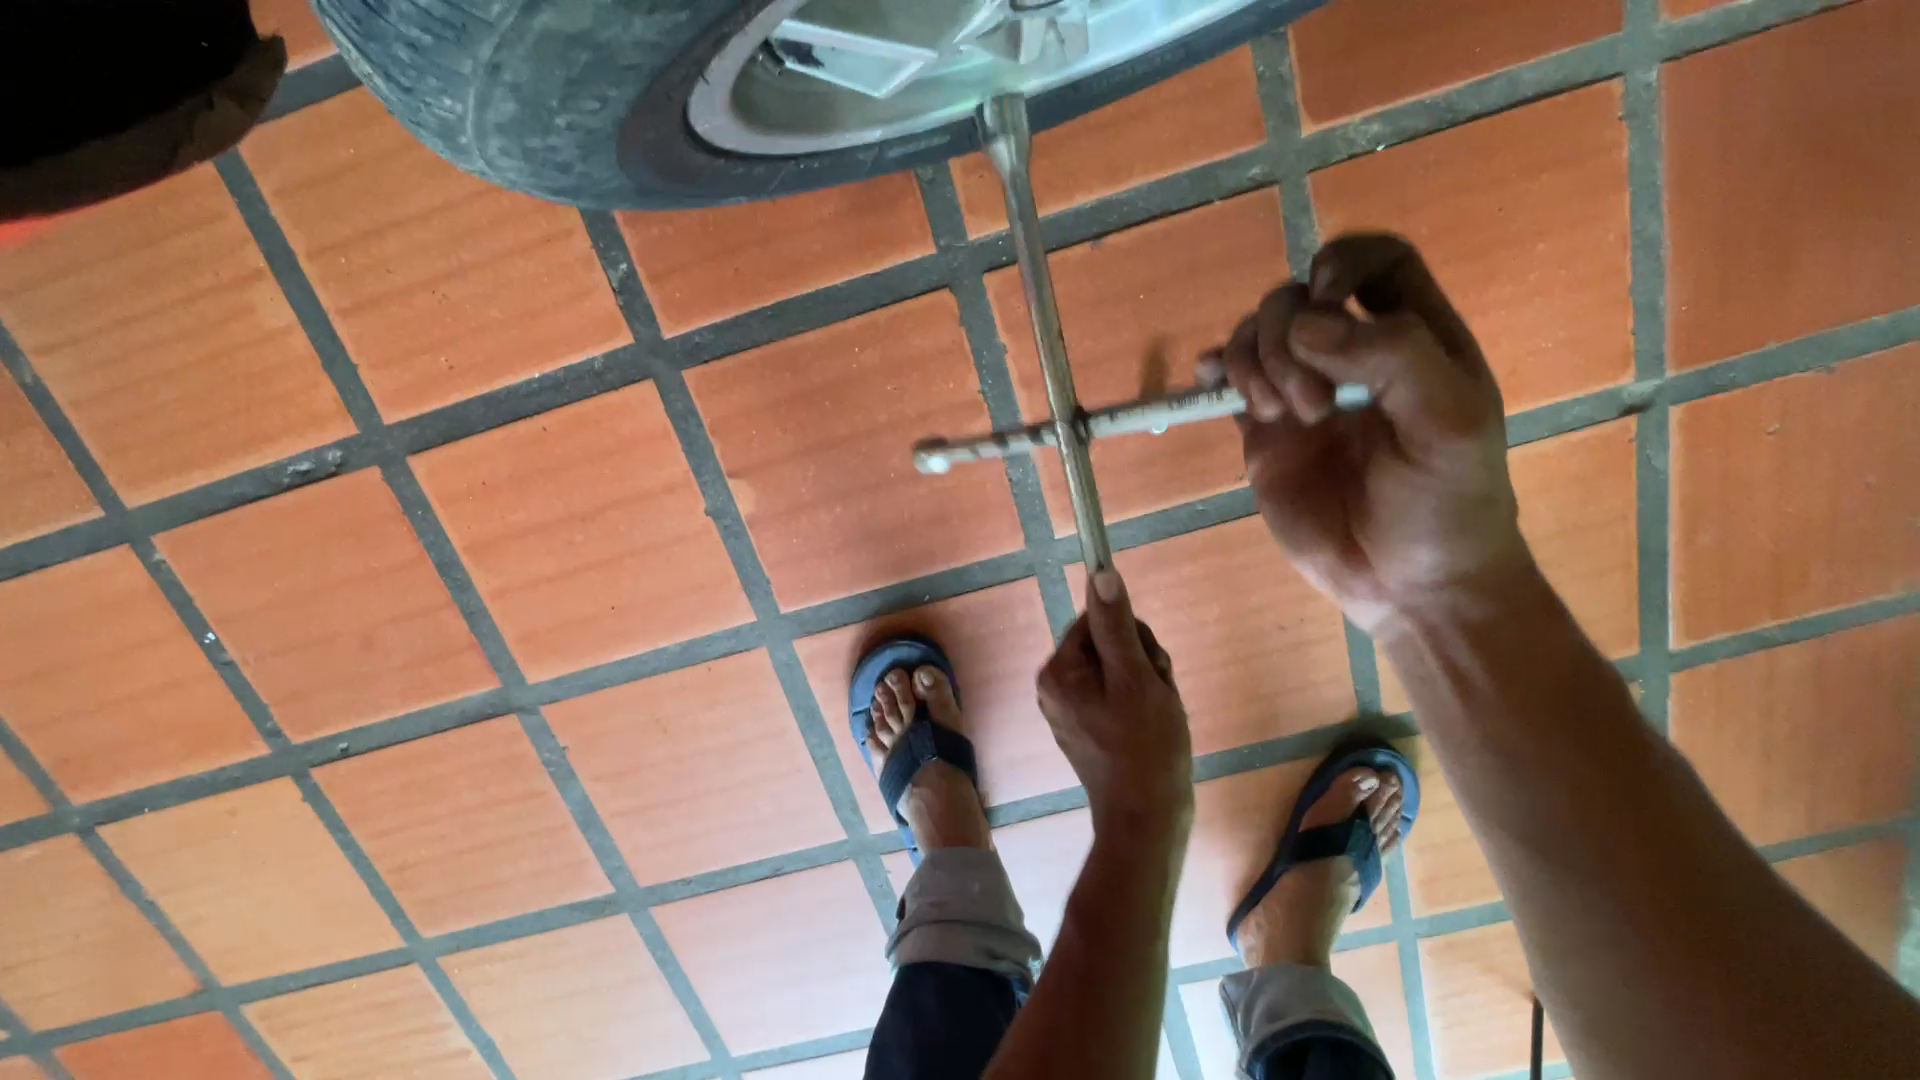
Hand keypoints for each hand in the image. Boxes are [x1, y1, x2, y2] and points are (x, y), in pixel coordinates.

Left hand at [1036, 570, 1192, 832]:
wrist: (1148, 818)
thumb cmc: (1145, 747)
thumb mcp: (1136, 678)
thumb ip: (1118, 625)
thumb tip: (1101, 572)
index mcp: (1058, 671)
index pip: (1096, 620)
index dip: (1131, 637)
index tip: (1147, 667)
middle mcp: (1055, 686)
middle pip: (1107, 643)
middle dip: (1140, 662)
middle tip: (1155, 696)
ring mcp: (1071, 709)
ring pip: (1119, 669)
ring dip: (1146, 683)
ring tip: (1156, 716)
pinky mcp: (1088, 727)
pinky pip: (1117, 696)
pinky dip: (1140, 704)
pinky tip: (1152, 728)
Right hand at [1199, 232, 1527, 633]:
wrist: (1407, 583)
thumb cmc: (1447, 505)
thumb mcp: (1449, 423)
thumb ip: (1393, 357)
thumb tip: (1308, 324)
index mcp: (1414, 341)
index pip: (1377, 263)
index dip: (1344, 261)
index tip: (1326, 298)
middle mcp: (1353, 358)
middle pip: (1299, 299)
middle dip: (1289, 339)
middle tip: (1310, 409)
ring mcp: (1303, 394)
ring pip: (1258, 335)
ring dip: (1252, 361)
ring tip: (1276, 417)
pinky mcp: (1264, 434)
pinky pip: (1227, 383)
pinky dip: (1214, 373)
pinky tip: (1216, 390)